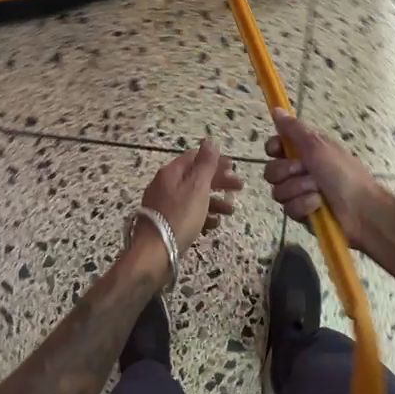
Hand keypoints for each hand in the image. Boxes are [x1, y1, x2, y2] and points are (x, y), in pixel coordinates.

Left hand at [139, 137, 243, 255]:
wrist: (154, 253)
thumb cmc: (179, 217)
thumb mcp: (197, 187)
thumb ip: (205, 163)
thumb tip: (209, 140)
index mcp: (171, 173)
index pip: (195, 158)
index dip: (216, 161)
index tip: (234, 167)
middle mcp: (165, 185)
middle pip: (196, 178)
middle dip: (219, 181)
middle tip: (239, 187)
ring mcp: (164, 204)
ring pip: (193, 197)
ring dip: (214, 201)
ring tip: (231, 211)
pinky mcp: (165, 223)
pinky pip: (187, 214)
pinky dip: (202, 216)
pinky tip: (213, 225)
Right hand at [263, 109, 392, 251]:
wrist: (361, 209)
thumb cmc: (342, 172)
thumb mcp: (318, 146)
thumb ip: (294, 129)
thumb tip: (276, 109)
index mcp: (305, 150)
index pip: (275, 146)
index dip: (273, 148)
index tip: (277, 150)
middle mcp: (300, 170)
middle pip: (272, 171)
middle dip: (288, 172)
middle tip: (306, 171)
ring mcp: (300, 193)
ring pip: (279, 191)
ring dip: (299, 189)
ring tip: (318, 191)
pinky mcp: (302, 213)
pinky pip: (289, 209)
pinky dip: (304, 205)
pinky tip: (318, 205)